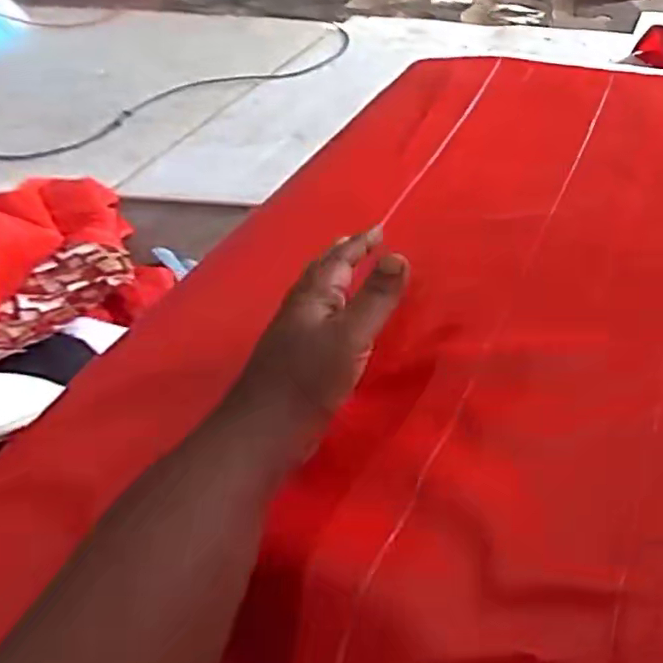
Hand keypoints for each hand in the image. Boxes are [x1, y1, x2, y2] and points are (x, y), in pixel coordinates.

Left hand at [232, 228, 409, 437]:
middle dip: (342, 255)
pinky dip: (337, 304)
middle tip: (361, 242)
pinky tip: (340, 317)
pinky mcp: (299, 358)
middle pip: (322, 273)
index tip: (379, 229)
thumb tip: (398, 256)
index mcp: (313, 298)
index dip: (359, 244)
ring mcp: (296, 335)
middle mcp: (301, 311)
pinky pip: (324, 316)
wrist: (264, 432)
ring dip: (337, 277)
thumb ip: (377, 297)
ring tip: (352, 270)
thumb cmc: (309, 377)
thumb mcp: (352, 334)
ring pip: (320, 294)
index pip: (338, 261)